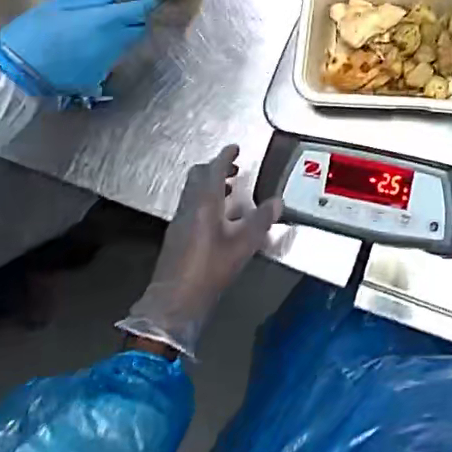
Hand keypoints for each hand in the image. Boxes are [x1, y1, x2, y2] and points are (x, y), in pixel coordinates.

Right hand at [0, 0, 157, 96]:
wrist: (15, 72)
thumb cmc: (32, 32)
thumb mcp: (56, 8)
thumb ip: (89, 4)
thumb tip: (111, 0)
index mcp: (104, 20)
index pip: (139, 12)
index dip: (146, 6)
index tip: (149, 2)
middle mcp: (113, 42)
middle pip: (138, 30)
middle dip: (135, 22)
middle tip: (122, 15)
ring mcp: (108, 63)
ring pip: (125, 46)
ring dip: (120, 37)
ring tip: (97, 32)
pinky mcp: (99, 79)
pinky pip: (109, 62)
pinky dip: (104, 54)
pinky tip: (85, 51)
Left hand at [116, 146, 281, 358]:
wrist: (174, 302)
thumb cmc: (209, 270)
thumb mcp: (243, 245)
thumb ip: (261, 221)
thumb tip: (277, 202)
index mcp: (204, 202)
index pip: (213, 169)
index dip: (225, 156)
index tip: (235, 148)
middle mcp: (189, 207)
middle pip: (199, 177)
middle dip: (216, 168)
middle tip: (234, 169)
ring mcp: (180, 221)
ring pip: (194, 192)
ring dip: (211, 186)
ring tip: (231, 192)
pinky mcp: (177, 236)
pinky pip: (191, 207)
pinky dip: (206, 202)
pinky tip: (219, 219)